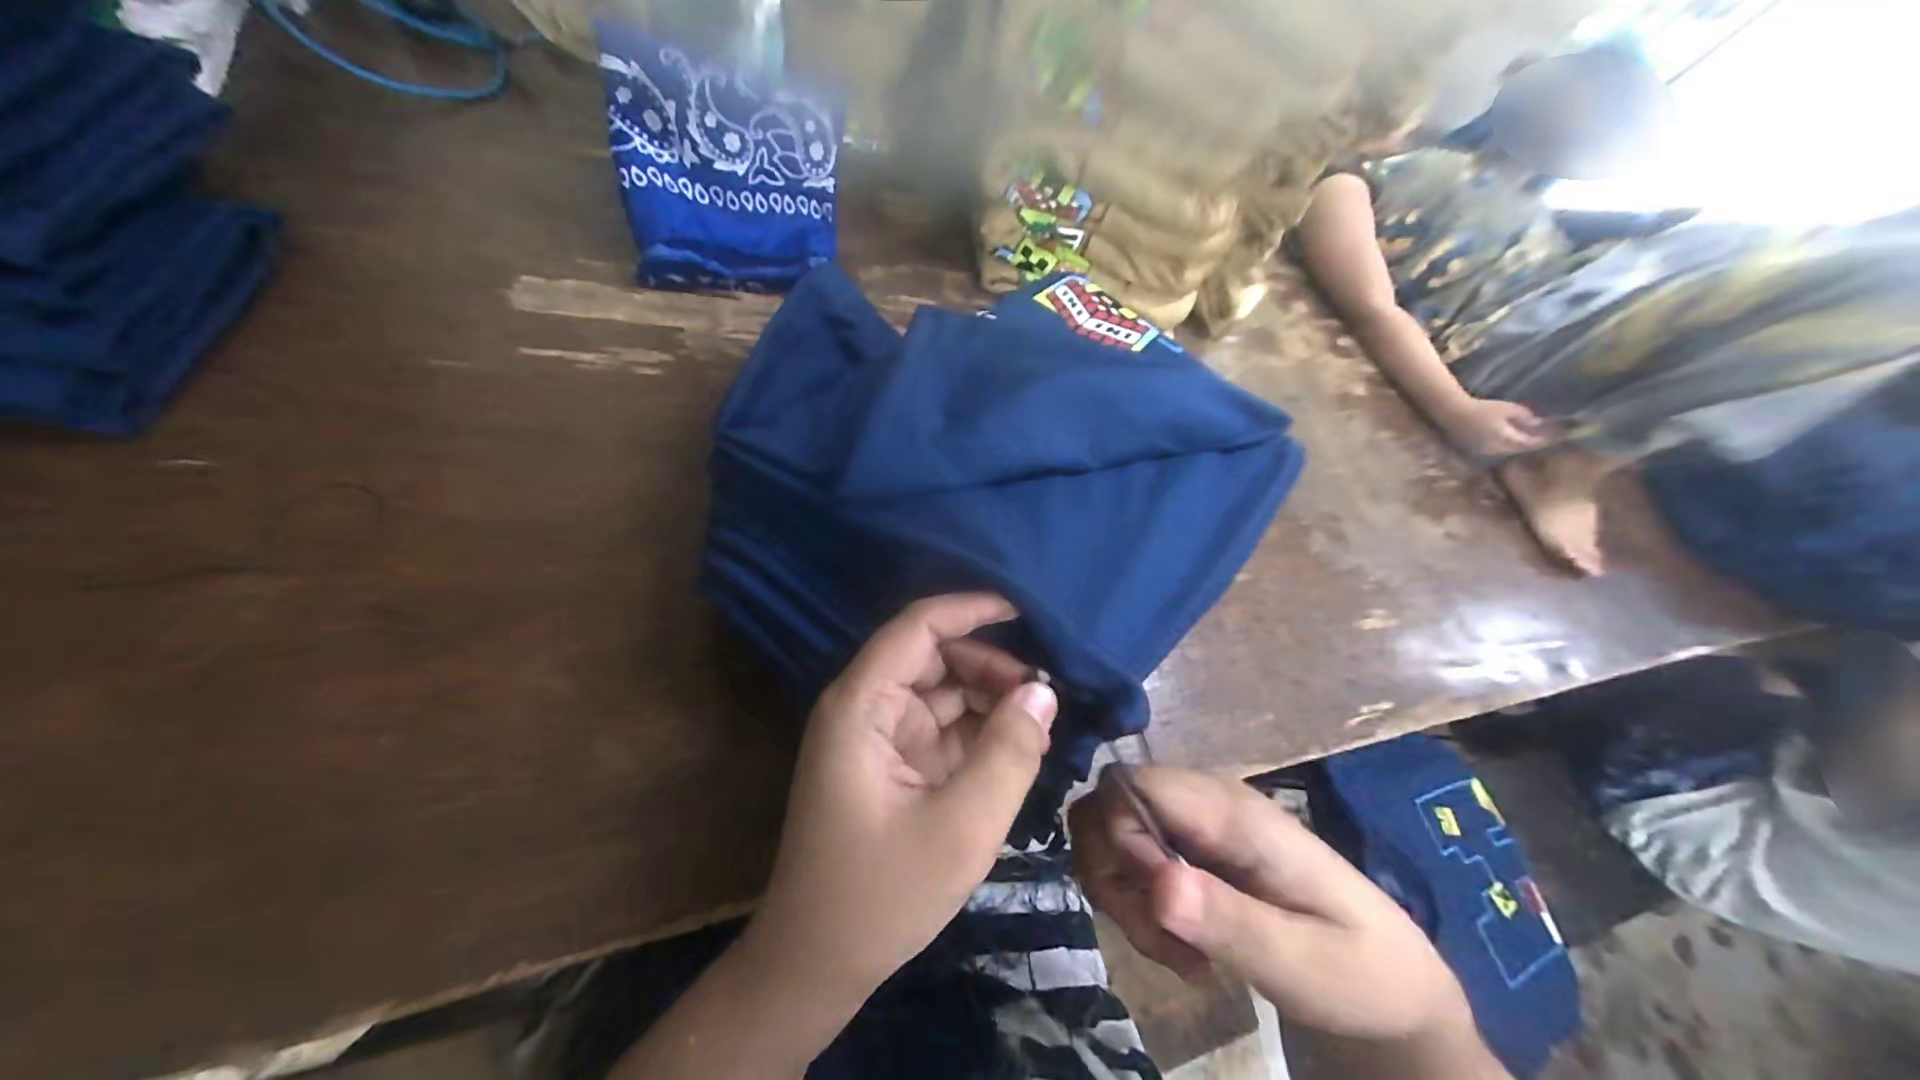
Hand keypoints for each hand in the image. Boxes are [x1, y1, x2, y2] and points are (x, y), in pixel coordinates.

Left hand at [751, 593, 1058, 995]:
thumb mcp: (960, 828)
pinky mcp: (895, 765)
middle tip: (1047, 699)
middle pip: (935, 657)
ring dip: (992, 700)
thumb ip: (1007, 754)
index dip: (970, 609)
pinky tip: (1021, 747)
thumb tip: (1043, 693)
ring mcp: (880, 737)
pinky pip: (945, 729)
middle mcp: (866, 708)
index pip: (917, 627)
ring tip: (1043, 726)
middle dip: (992, 668)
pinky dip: (982, 732)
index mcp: (862, 705)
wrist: (817, 964)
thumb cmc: (880, 895)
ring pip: (945, 692)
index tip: (1026, 610)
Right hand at [1071, 768, 1496, 1071]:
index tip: (1155, 905)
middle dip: (1111, 873)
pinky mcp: (1185, 850)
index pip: (1133, 784)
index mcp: (1232, 811)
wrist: (1387, 983)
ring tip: (1175, 951)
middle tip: (1158, 935)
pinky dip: (1133, 905)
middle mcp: (1201, 803)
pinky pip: (1126, 861)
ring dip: (1120, 897)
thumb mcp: (1306, 963)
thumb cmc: (1359, 971)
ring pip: (1107, 834)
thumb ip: (1232, 922)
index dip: (1119, 837)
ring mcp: (1191, 825)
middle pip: (1106, 806)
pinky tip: (1176, 943)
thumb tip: (1158, 885)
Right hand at [1437, 397, 1550, 457]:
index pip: (1532, 443)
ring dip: (1520, 443)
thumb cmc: (1482, 409)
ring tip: (1531, 435)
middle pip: (1521, 449)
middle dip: (1535, 442)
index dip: (1548, 439)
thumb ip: (1525, 418)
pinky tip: (1511, 435)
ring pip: (1508, 449)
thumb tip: (1538, 424)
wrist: (1452, 412)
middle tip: (1549, 434)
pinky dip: (1508, 442)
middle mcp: (1497, 450)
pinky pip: (1498, 447)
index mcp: (1507, 441)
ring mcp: (1485, 450)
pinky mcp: (1477, 447)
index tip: (1564, 434)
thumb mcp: (1509, 410)